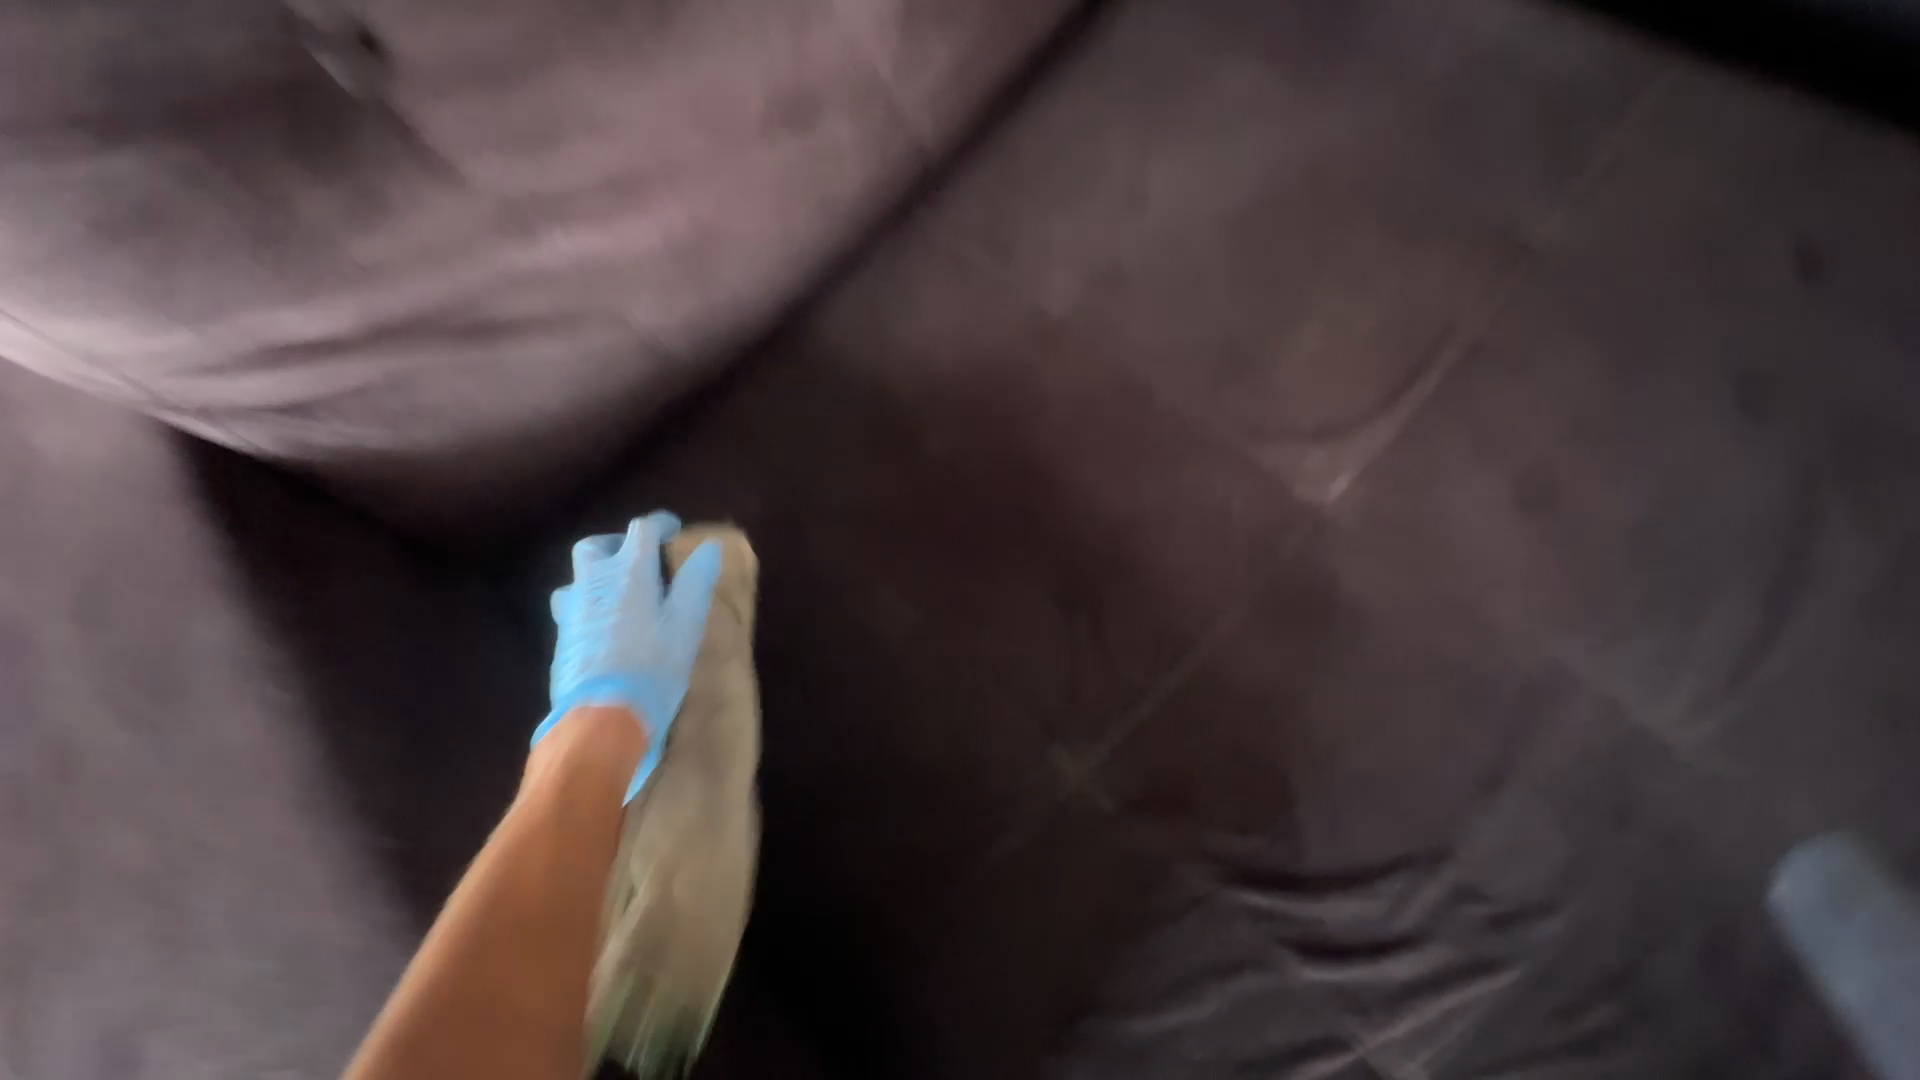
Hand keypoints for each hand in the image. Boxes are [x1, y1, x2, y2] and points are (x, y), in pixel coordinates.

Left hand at [532, 512, 723, 802]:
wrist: (602, 718)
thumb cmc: (654, 666)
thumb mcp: (688, 624)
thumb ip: (697, 582)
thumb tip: (708, 548)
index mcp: (629, 572)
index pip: (641, 530)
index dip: (659, 524)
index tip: (673, 529)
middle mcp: (594, 583)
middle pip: (595, 547)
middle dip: (617, 545)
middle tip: (638, 559)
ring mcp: (572, 612)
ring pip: (577, 579)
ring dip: (597, 577)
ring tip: (619, 594)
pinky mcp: (561, 640)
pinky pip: (572, 609)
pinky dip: (589, 606)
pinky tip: (604, 628)